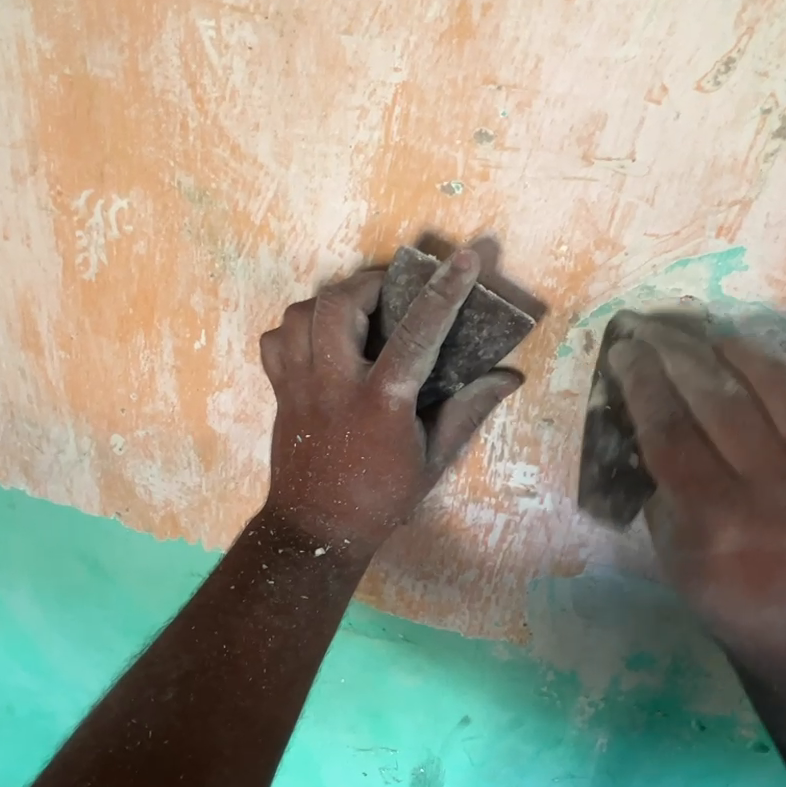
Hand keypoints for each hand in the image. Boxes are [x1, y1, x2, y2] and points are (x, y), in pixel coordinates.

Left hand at [259, 250, 523, 551]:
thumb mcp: (434, 460)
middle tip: (389, 290)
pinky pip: (275, 341)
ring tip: (354, 312)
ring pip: (298, 315)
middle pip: (336, 306)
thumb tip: (510, 377)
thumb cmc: (381, 497)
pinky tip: (318, 341)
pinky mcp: (279, 393)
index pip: (415, 334)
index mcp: (380, 403)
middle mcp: (334, 385)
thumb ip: (468, 411)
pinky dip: (295, 329)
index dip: (443, 291)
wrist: (317, 529)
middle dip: (366, 283)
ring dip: (329, 303)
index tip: (464, 257)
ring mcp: (298, 387)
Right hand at [606, 317, 785, 652]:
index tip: (623, 351)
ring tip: (693, 328)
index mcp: (714, 519)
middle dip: (674, 353)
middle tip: (647, 327)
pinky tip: (741, 350)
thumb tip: (638, 405)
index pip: (671, 431)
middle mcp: (767, 490)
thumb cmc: (716, 588)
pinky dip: (772, 365)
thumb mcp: (668, 541)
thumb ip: (657, 474)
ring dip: (725, 348)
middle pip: (717, 399)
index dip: (643, 382)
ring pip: (770, 386)